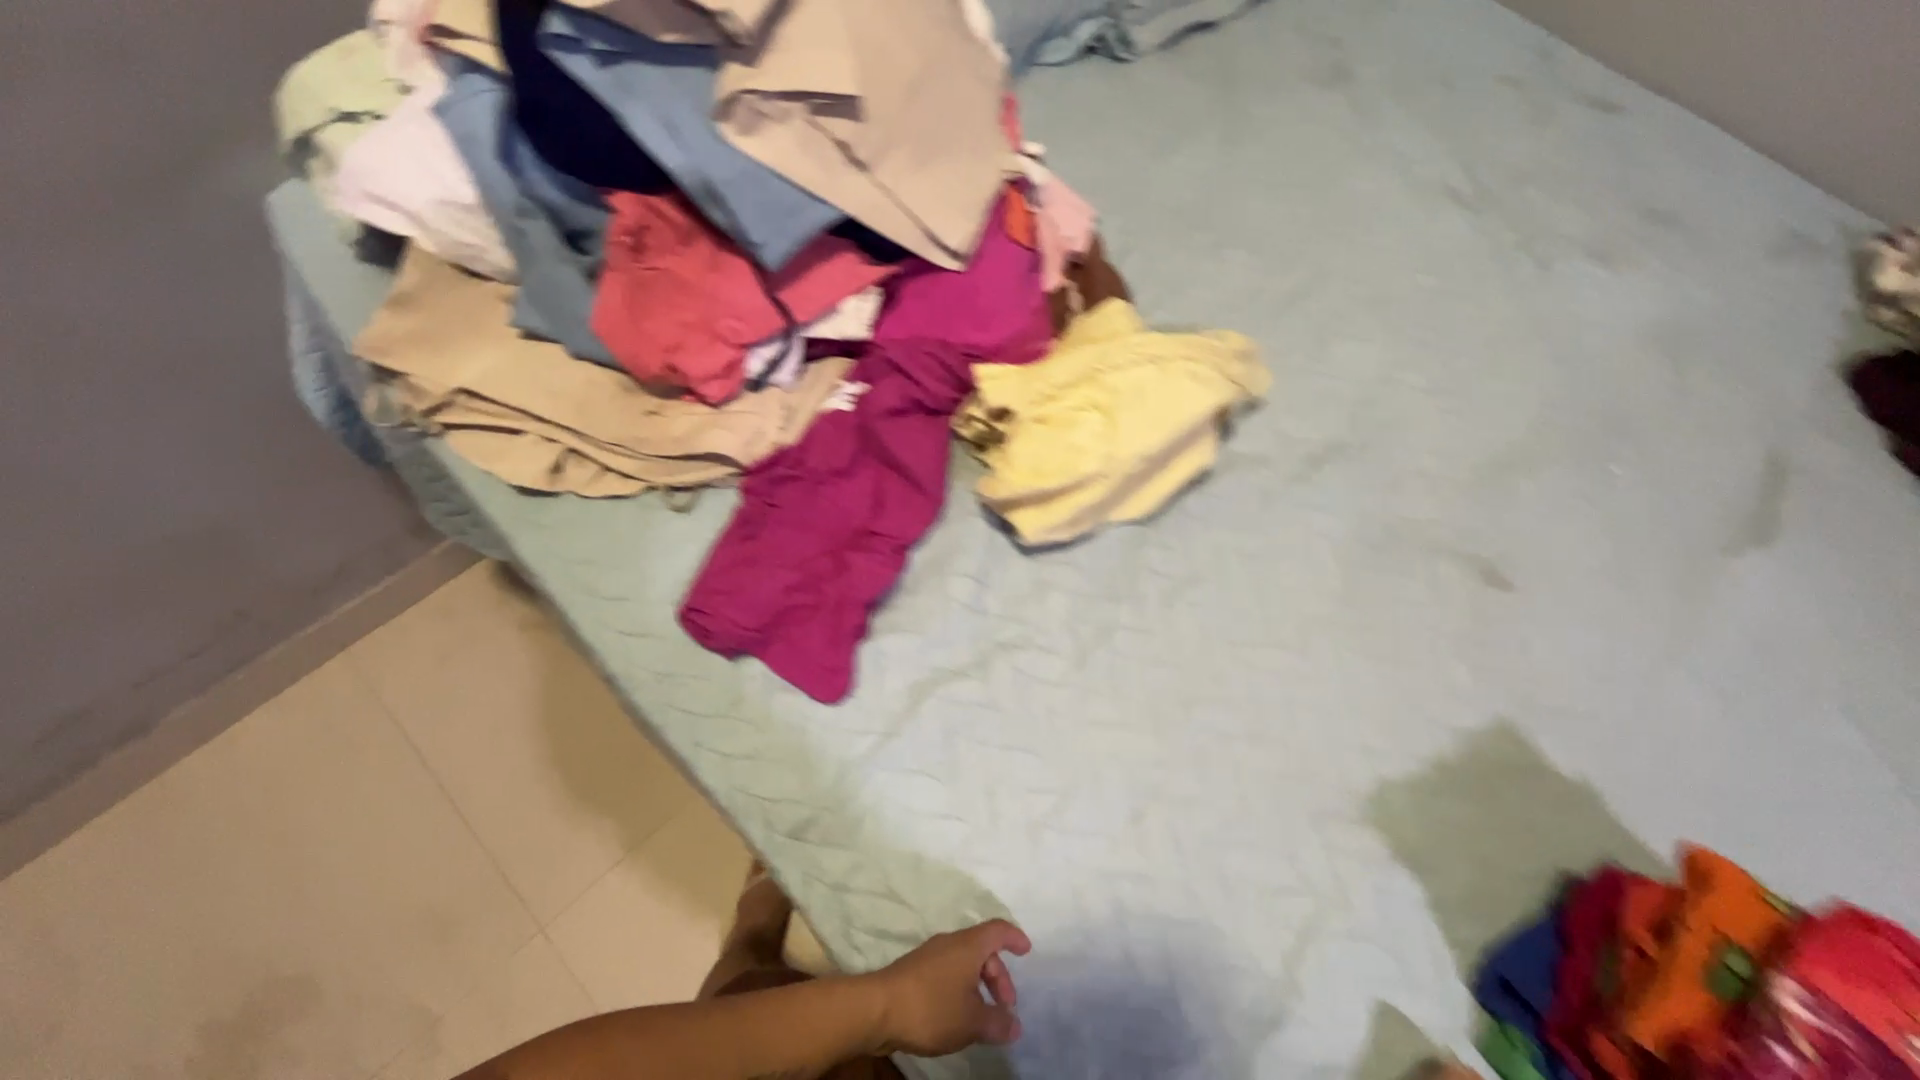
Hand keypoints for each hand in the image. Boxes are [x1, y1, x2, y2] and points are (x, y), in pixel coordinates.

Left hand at [868, 919, 1032, 1056]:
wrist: (876, 1009)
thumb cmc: (931, 1007)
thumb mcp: (972, 1021)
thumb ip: (998, 1023)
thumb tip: (1014, 1026)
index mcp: (968, 945)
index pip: (998, 929)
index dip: (1014, 937)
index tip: (1026, 951)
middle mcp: (949, 943)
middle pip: (982, 950)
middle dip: (999, 977)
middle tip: (1005, 1007)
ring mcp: (928, 956)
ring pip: (963, 964)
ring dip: (979, 986)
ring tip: (982, 1018)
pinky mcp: (914, 972)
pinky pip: (947, 974)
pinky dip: (960, 990)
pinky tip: (957, 1017)